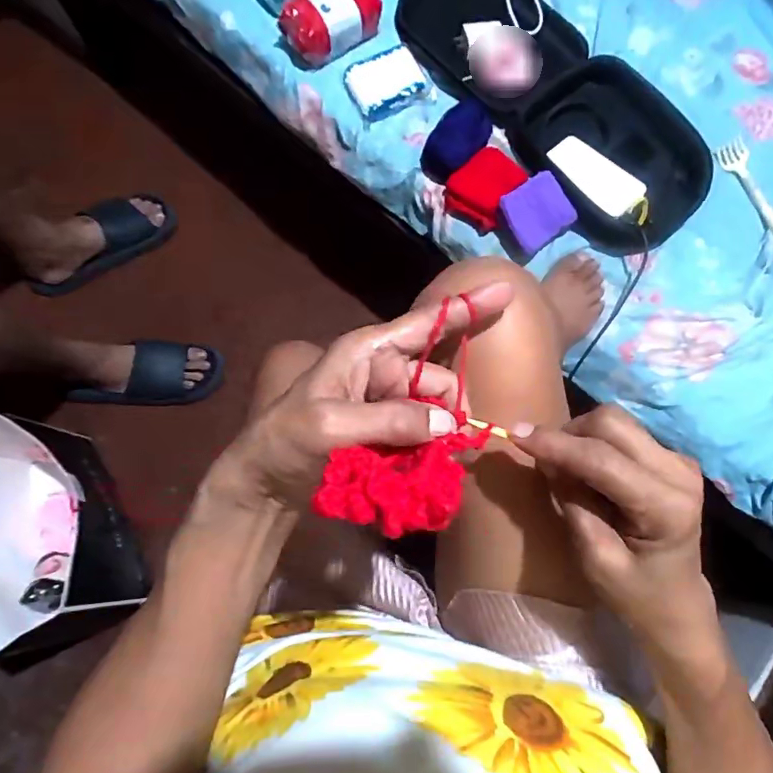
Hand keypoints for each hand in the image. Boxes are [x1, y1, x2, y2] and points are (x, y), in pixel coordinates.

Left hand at [207, 282, 515, 512]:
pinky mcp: (387, 433)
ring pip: (435, 413)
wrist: (264, 483)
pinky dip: (429, 452)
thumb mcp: (330, 426)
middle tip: (448, 447)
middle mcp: (381, 372)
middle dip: (449, 410)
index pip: (424, 324)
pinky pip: (423, 436)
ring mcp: (386, 404)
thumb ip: (389, 420)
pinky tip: (423, 469)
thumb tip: (447, 422)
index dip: (466, 309)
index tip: (507, 289)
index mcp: (366, 352)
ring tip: (428, 465)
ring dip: (439, 438)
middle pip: (438, 382)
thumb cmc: (286, 441)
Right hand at [512, 405, 710, 639]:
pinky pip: (623, 432)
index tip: (516, 436)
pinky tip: (587, 470)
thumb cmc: (634, 592)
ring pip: (616, 421)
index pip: (603, 460)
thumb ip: (572, 504)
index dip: (557, 444)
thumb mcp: (595, 559)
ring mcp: (678, 459)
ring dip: (580, 436)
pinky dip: (594, 442)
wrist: (676, 602)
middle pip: (612, 423)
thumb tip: (547, 458)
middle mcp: (679, 472)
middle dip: (569, 434)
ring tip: (565, 468)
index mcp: (666, 506)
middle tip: (543, 459)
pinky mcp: (670, 455)